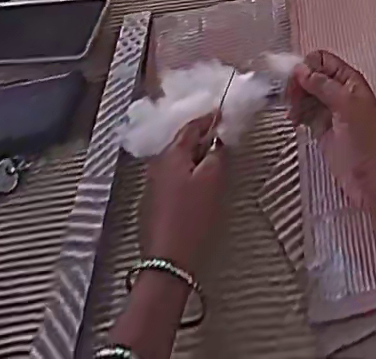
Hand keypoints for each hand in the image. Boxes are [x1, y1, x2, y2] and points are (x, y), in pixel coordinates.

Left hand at [142, 112, 229, 268]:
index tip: (222, 114)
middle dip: (201, 138)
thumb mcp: (211, 181)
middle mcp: (158, 164)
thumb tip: (216, 143)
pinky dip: (187, 173)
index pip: (190, 127)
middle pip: (182, 143)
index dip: (208, 119)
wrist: (167, 262)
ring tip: (213, 160)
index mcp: (171, 154)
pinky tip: (198, 183)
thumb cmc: (192, 216)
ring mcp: (153, 184)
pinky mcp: (153, 203)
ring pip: (177, 161)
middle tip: (221, 137)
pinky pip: (173, 177)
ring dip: (195, 157)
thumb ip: (216, 155)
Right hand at [287, 50, 375, 205]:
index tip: (296, 80)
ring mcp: (331, 111)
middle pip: (311, 76)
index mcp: (349, 81)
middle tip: (290, 97)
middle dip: (298, 83)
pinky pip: (305, 112)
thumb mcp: (347, 107)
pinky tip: (294, 120)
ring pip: (306, 94)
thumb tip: (301, 69)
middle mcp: (340, 92)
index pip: (322, 60)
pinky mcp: (323, 129)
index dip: (307, 66)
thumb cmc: (368, 143)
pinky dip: (297, 113)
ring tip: (292, 113)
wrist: (373, 182)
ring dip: (295, 99)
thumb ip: (323, 85)